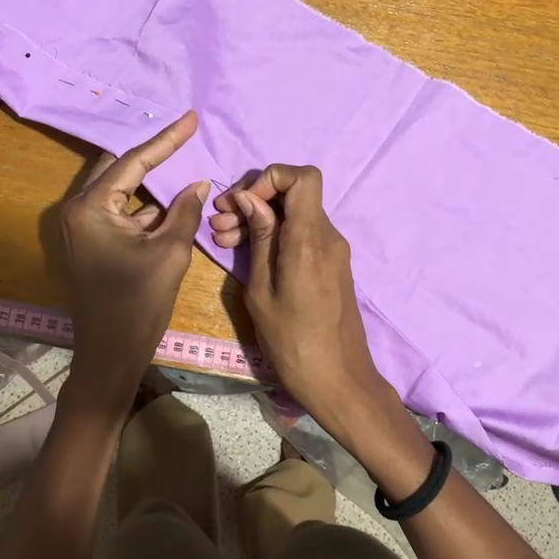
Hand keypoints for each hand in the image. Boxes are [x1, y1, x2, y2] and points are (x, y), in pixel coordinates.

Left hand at [59, 111, 208, 407]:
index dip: (167, 139)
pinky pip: (120, 211)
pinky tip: (173, 202)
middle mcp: (78, 210)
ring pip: (120, 190)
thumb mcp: (169, 252)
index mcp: (90, 207)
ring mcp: (82, 227)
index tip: (191, 117)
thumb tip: (198, 182)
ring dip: (150, 182)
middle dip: (153, 154)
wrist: (110, 357)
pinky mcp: (91, 243)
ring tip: (183, 162)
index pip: (134, 162)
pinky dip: (145, 206)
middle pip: (120, 168)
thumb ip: (184, 211)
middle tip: (185, 135)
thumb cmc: (138, 304)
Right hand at [211, 164, 393, 436]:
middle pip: (294, 192)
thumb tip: (248, 198)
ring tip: (223, 239)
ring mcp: (333, 250)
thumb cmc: (293, 343)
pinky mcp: (331, 264)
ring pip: (294, 213)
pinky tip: (245, 253)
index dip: (270, 178)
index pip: (303, 176)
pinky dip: (274, 235)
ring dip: (259, 218)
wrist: (339, 382)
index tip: (242, 204)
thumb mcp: (262, 291)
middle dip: (254, 199)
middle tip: (219, 223)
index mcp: (309, 239)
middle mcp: (327, 236)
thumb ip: (259, 238)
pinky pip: (302, 234)